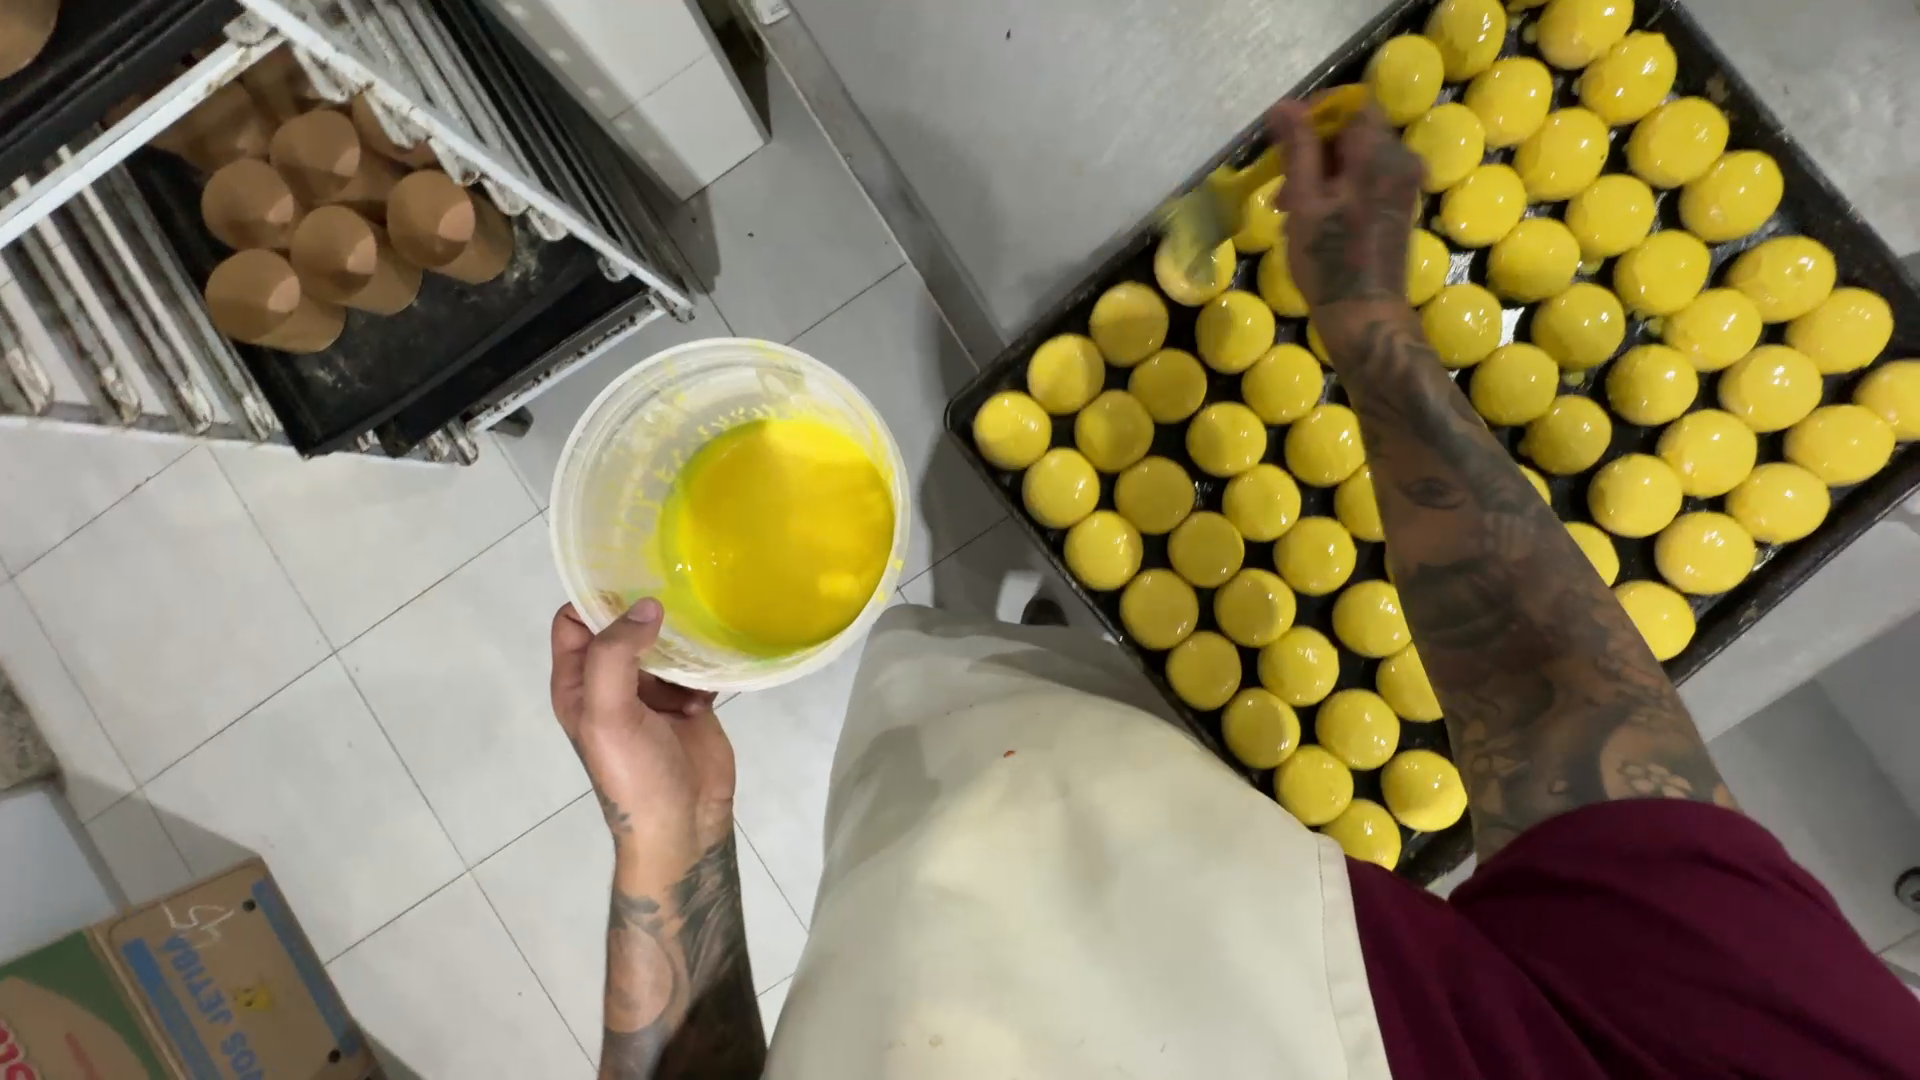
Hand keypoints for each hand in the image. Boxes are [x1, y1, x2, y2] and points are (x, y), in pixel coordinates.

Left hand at [550, 599, 733, 882]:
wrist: (683, 820)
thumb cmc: (634, 771)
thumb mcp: (609, 713)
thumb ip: (616, 655)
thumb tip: (646, 606)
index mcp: (579, 683)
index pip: (575, 621)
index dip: (595, 596)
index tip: (632, 570)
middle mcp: (613, 682)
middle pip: (624, 626)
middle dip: (646, 607)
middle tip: (680, 580)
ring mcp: (653, 692)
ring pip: (665, 642)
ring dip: (683, 635)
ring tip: (705, 617)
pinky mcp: (689, 701)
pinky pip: (696, 665)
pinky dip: (707, 662)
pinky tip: (717, 666)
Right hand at [1269, 98, 1423, 311]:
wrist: (1363, 312)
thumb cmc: (1328, 261)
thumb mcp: (1304, 203)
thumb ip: (1298, 150)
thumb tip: (1282, 107)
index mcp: (1380, 153)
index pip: (1351, 104)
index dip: (1314, 114)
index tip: (1282, 141)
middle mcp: (1401, 160)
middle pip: (1354, 131)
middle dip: (1313, 150)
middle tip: (1279, 186)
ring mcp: (1404, 184)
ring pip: (1357, 158)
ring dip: (1321, 174)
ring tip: (1290, 208)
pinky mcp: (1399, 206)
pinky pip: (1366, 180)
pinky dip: (1338, 190)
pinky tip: (1315, 220)